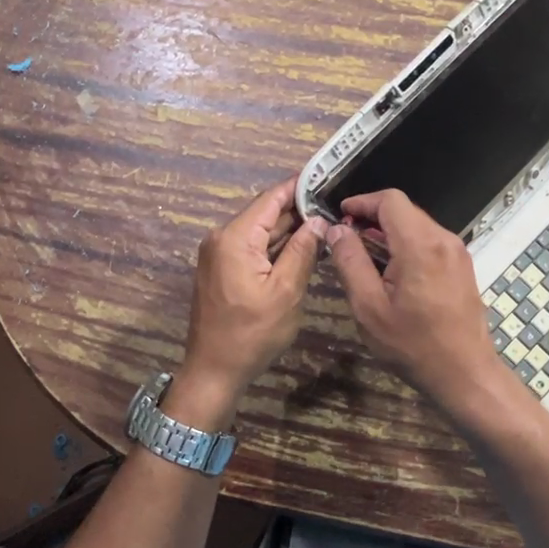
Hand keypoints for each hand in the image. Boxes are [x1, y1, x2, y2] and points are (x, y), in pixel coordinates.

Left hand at [174, 179, 324, 427]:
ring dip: (288, 231)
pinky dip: (275, 248)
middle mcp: (222, 238)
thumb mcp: (286, 291)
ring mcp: (218, 254)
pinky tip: (301, 248)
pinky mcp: (220, 270)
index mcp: (235, 238)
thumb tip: (318, 221)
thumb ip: (302, 251)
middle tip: (334, 206)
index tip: (326, 177)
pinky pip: (252, 249)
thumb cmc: (252, 333)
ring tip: (325, 225)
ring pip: (260, 233)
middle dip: (298, 211)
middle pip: (265, 214)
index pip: (271, 199)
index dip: (298, 187)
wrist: (214, 370)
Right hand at [325, 189, 514, 407]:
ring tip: (365, 254)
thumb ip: (350, 262)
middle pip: (405, 211)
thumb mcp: (369, 307)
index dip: (362, 202)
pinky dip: (407, 245)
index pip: (390, 200)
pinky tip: (392, 269)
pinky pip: (430, 242)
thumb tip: (337, 230)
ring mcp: (457, 253)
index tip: (340, 214)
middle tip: (347, 237)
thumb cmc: (412, 344)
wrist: (464, 373)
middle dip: (374, 217)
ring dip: (390, 232)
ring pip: (418, 226)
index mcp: (420, 245)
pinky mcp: (462, 267)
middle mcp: (444, 240)